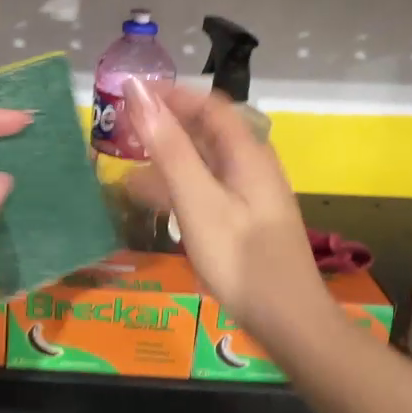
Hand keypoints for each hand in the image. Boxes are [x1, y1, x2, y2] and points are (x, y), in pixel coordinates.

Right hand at [123, 79, 321, 324]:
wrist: (289, 321)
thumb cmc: (240, 258)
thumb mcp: (198, 200)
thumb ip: (169, 147)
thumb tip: (138, 92)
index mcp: (247, 153)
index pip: (208, 105)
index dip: (170, 95)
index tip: (129, 97)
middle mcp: (252, 166)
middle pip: (207, 131)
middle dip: (166, 125)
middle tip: (122, 132)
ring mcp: (251, 196)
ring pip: (206, 162)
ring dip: (169, 158)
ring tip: (128, 167)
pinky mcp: (245, 222)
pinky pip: (208, 189)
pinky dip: (179, 187)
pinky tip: (155, 205)